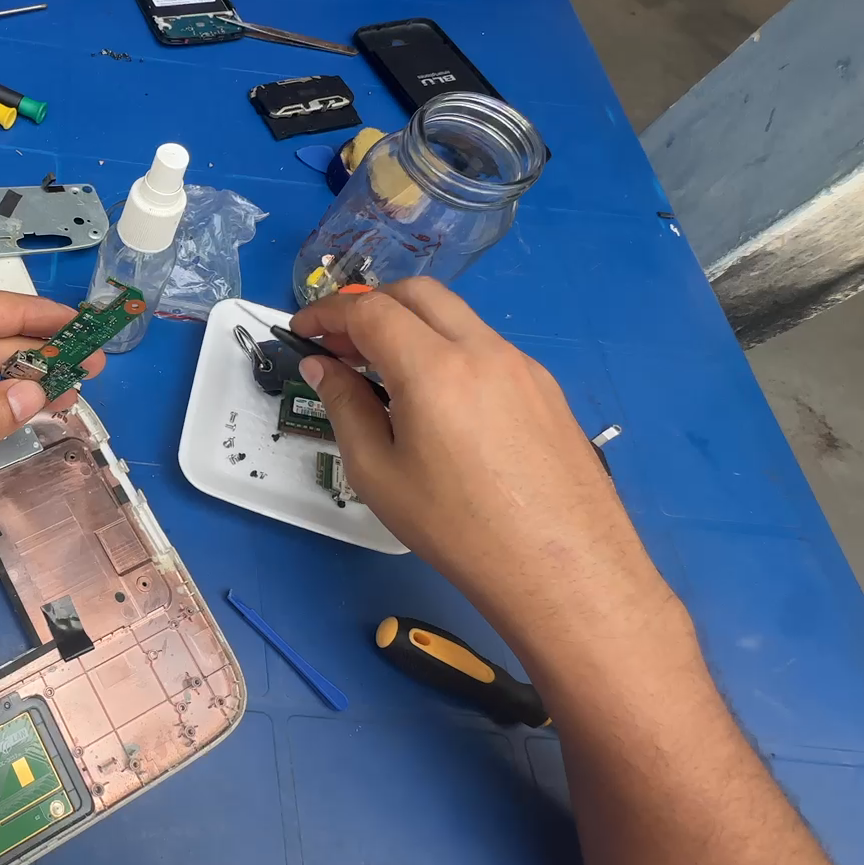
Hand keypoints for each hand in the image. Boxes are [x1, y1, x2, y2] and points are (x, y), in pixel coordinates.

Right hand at [290, 279, 671, 639]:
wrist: (563, 570)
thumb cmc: (454, 526)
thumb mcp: (376, 471)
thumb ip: (344, 406)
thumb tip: (321, 366)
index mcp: (434, 368)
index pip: (369, 310)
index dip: (325, 313)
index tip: (300, 332)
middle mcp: (482, 351)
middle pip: (416, 293)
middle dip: (367, 304)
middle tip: (337, 343)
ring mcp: (521, 366)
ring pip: (454, 315)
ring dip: (407, 324)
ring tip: (378, 370)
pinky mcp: (544, 388)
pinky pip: (482, 346)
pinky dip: (442, 347)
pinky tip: (431, 397)